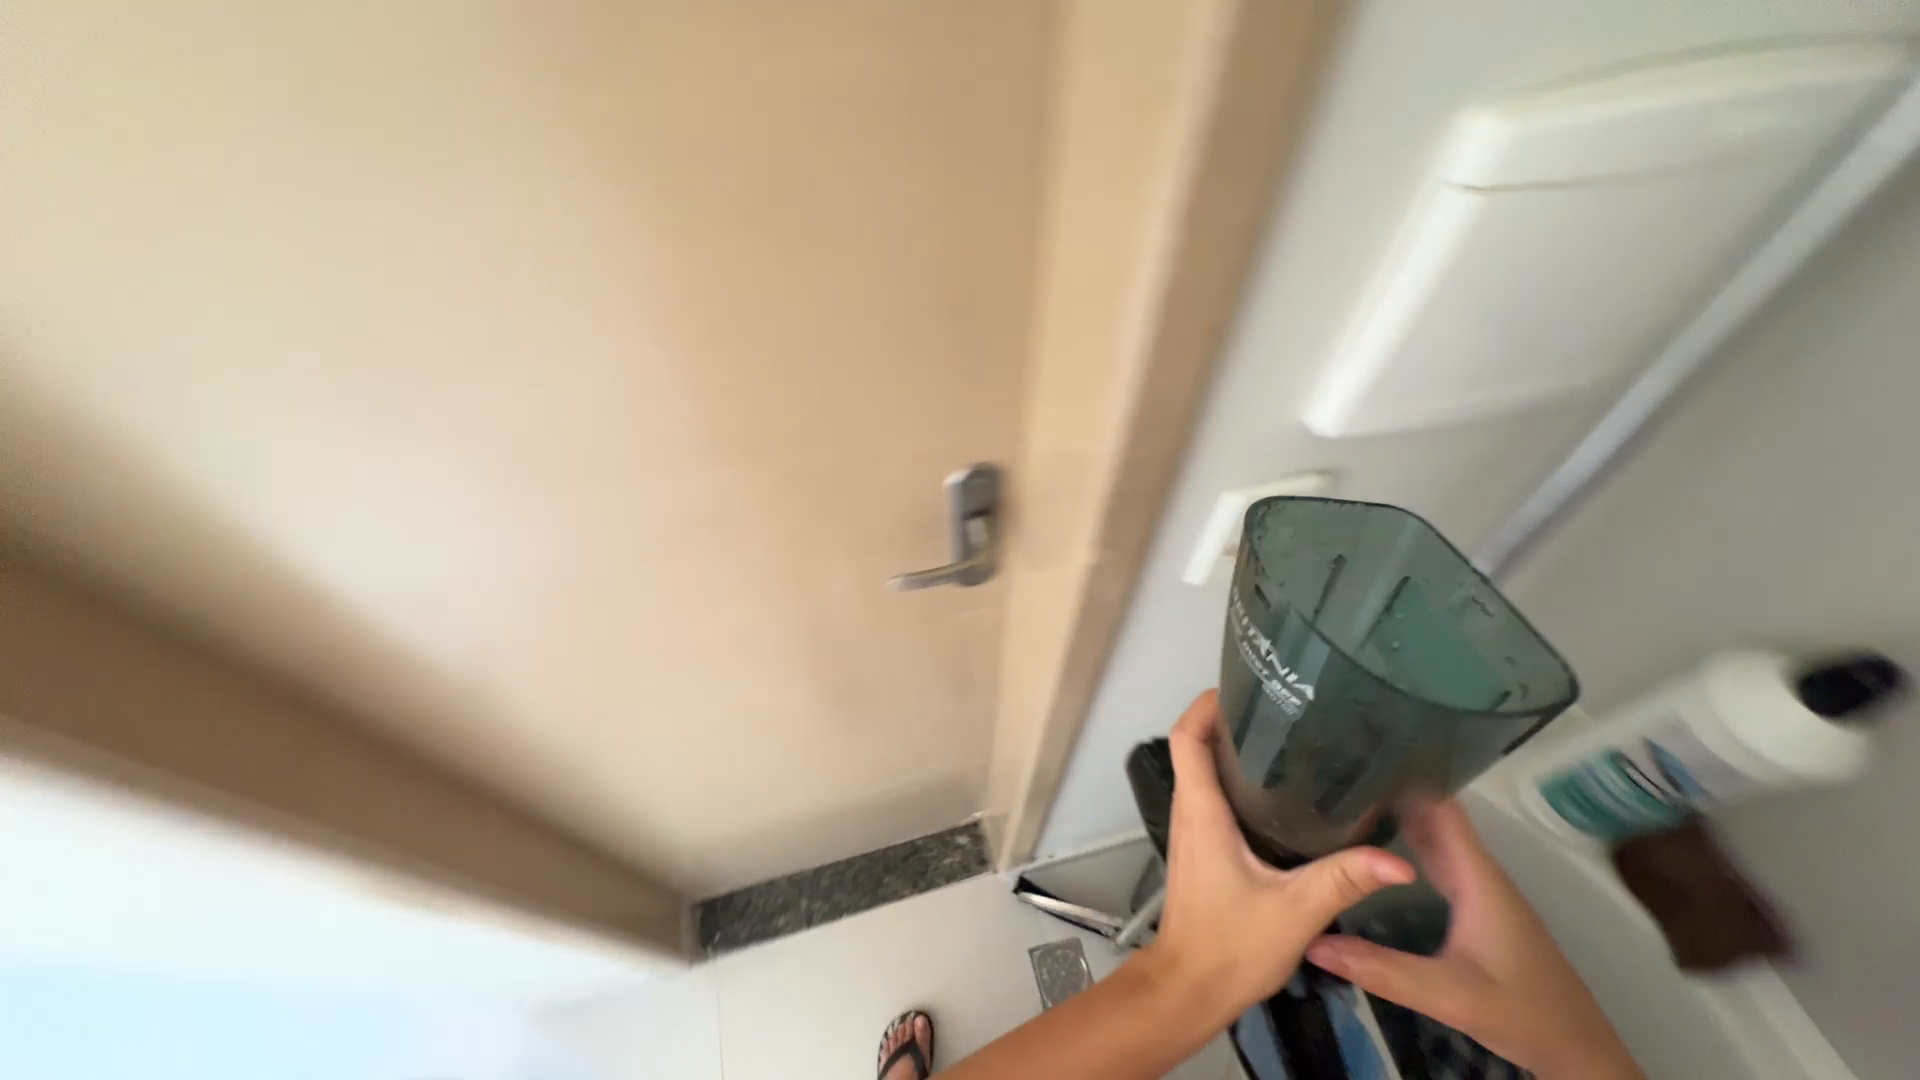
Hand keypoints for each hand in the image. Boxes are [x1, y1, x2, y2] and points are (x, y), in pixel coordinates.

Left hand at [1143, 691, 1415, 1019]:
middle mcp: (1190, 810)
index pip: (1186, 737)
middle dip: (1228, 719)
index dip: (1206, 705)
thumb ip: (1343, 880)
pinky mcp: (1201, 846)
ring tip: (1286, 736)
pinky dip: (1235, 779)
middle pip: (1194, 745)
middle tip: (1281, 707)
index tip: (1244, 688)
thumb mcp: (1295, 910)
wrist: (1190, 987)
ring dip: (1232, 748)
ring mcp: (1192, 828)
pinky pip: (1212, 795)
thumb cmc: (1229, 944)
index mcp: (1201, 810)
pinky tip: (1280, 791)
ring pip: (1203, 770)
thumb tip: (1399, 862)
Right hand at [1306, 801, 1643, 1079]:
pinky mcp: (1475, 908)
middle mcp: (1477, 873)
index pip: (1440, 807)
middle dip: (1389, 792)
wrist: (1578, 1054)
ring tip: (1341, 800)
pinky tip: (1371, 850)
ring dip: (1395, 816)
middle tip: (1331, 774)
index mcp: (1476, 877)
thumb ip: (1382, 969)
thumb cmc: (1523, 1012)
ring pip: (1433, 838)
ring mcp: (1478, 890)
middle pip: (1432, 816)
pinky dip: (1403, 844)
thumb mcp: (1449, 995)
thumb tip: (1311, 942)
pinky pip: (1433, 860)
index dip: (1406, 777)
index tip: (1358, 756)